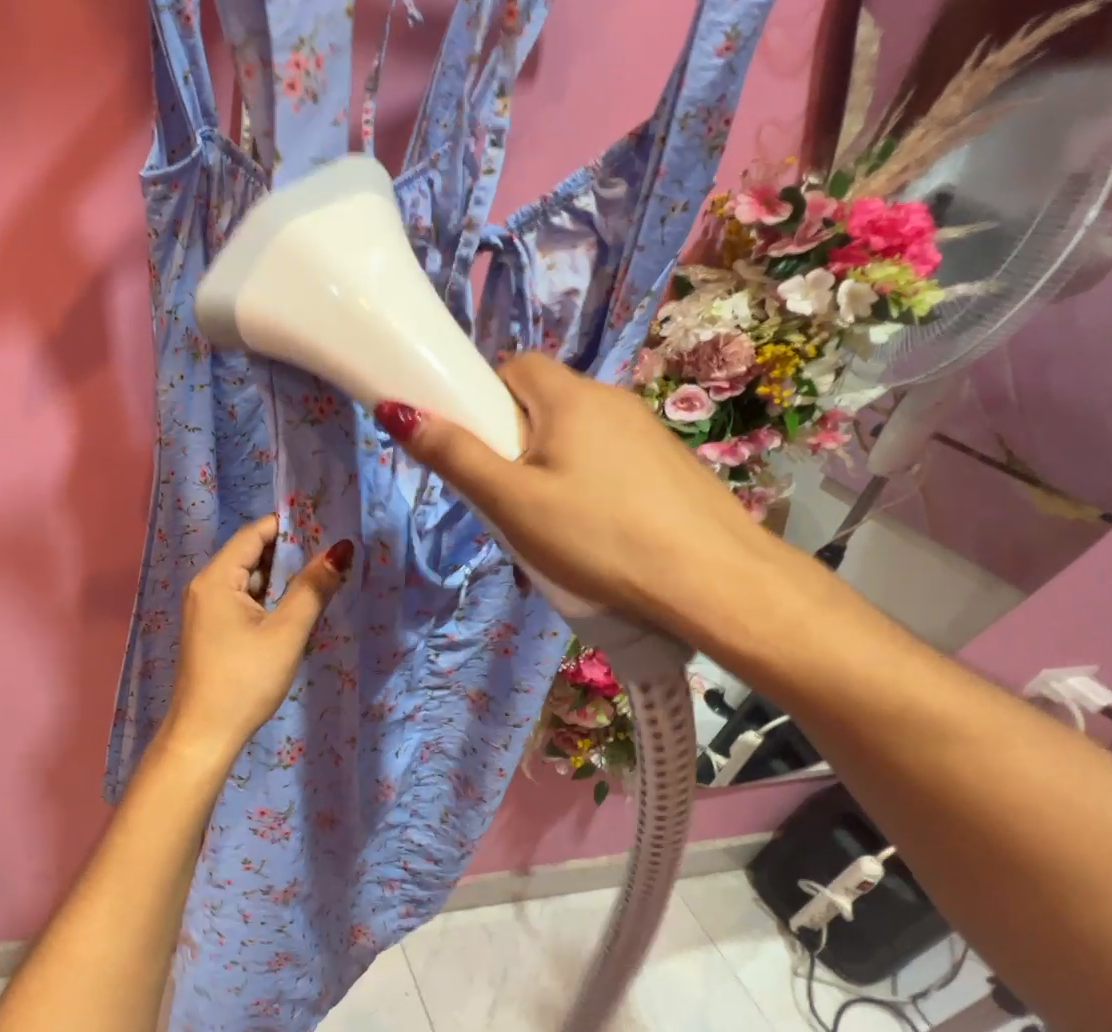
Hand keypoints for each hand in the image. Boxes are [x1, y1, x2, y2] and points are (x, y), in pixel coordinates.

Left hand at [162, 515, 352, 759]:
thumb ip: (313, 588)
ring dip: (281, 580)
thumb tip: (341, 549)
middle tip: (331, 556)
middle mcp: (205, 586)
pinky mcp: (211, 630)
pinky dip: (268, 600)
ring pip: (248, 581)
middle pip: (250, 555)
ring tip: (321, 580)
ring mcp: (206, 610)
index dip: (288, 526)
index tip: (326, 526)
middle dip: (289, 554)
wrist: (204, 734)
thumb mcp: (286, 632)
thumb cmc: (245, 680)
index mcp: (216, 578)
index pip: (253, 534)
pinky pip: (242, 601)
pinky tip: (295, 609)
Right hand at [373, 351, 777, 636]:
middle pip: (543, 401)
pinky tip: (588, 531)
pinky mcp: (667, 466)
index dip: (484, 398)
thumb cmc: (599, 538)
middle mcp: (611, 401)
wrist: (715, 584)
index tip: (472, 444)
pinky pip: (606, 460)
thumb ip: (454, 457)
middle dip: (511, 438)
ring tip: (542, 521)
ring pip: (574, 435)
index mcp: (570, 398)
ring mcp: (646, 433)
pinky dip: (584, 482)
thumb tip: (397, 412)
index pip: (514, 367)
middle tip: (501, 493)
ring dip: (546, 464)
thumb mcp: (511, 502)